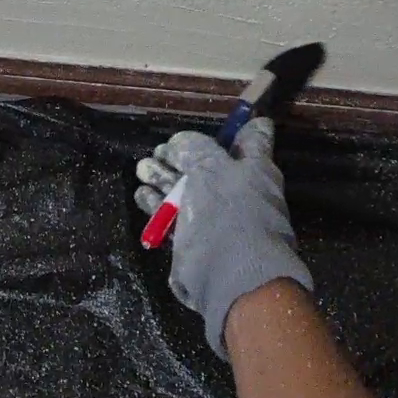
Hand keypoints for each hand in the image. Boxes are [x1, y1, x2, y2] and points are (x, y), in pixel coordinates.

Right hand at [134, 118, 312, 358]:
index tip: (226, 119)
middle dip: (182, 155)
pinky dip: (158, 205)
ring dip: (163, 178)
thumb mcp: (211, 169)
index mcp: (255, 171)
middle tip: (159, 149)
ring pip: (186, 190)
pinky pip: (175, 217)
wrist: (231, 279)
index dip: (240, 127)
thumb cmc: (228, 214)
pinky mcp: (197, 242)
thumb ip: (195, 149)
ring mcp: (217, 218)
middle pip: (208, 165)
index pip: (251, 140)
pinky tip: (142, 194)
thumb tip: (181, 142)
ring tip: (143, 168)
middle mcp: (238, 192)